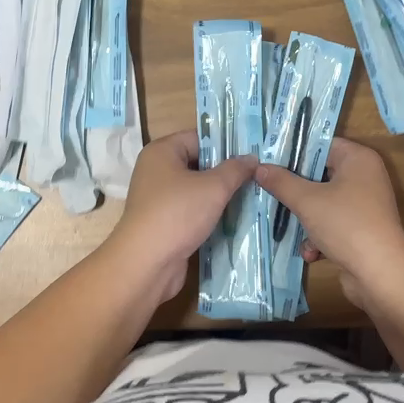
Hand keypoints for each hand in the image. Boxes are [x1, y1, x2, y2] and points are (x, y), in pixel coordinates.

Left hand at [102, 131, 256, 304]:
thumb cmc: (178, 214)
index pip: (198, 138)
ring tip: (252, 195)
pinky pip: (192, 211)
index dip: (225, 144)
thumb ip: (235, 169)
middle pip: (198, 163)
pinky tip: (234, 218)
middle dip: (226, 171)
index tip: (252, 152)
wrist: (146, 264)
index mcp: (162, 152)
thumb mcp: (213, 187)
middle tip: (257, 175)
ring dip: (220, 195)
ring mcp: (159, 199)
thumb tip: (252, 157)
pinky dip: (210, 214)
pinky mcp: (164, 223)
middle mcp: (157, 171)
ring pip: (196, 190)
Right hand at [254, 138, 403, 309]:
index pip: (321, 145)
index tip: (269, 162)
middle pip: (320, 174)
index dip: (294, 153)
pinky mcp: (363, 229)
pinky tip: (310, 252)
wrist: (381, 275)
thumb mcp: (307, 201)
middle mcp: (364, 176)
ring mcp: (365, 204)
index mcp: (358, 158)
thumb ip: (282, 182)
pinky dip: (320, 236)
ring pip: (324, 201)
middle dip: (297, 190)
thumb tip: (259, 168)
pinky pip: (334, 223)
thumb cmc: (345, 224)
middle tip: (271, 193)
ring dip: (306, 218)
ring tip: (290, 228)